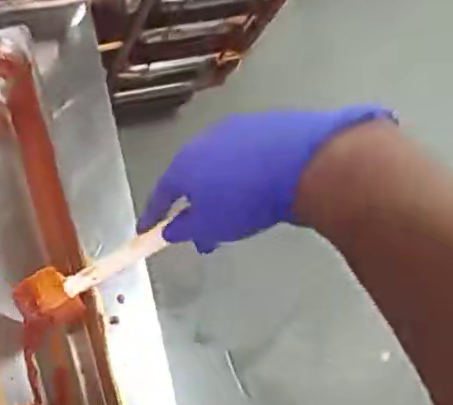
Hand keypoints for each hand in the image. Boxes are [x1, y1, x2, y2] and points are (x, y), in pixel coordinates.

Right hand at [139, 106, 394, 252]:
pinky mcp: (267, 125)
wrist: (306, 164)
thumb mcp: (207, 226)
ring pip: (216, 167)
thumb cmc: (244, 202)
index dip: (152, 215)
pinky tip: (251, 193)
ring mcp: (238, 128)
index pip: (160, 195)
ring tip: (228, 217)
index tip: (146, 230)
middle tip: (195, 231)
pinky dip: (239, 177)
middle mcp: (205, 141)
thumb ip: (182, 230)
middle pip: (189, 177)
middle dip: (190, 205)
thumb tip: (172, 230)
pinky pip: (242, 157)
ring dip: (216, 192)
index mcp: (184, 165)